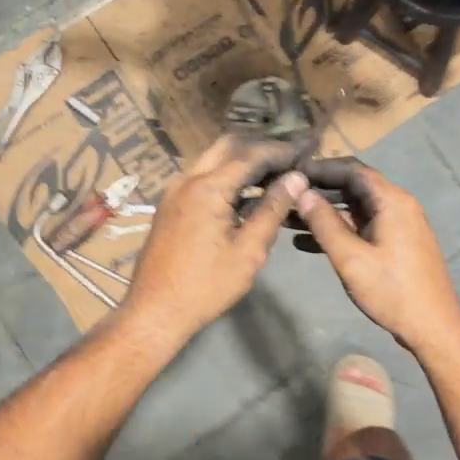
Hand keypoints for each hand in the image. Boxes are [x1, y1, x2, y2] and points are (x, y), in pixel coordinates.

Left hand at [120, 137, 307, 343]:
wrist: (155, 310)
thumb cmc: (206, 286)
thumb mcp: (249, 251)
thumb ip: (273, 210)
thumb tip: (296, 179)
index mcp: (207, 188)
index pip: (250, 156)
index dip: (280, 153)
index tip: (304, 155)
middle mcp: (187, 180)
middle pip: (227, 148)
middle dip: (259, 152)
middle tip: (287, 165)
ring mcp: (173, 191)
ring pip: (211, 161)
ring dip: (240, 164)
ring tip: (271, 180)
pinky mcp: (169, 205)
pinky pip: (200, 178)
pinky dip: (223, 178)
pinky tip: (243, 198)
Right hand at [293, 162, 459, 353]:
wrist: (433, 327)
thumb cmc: (391, 291)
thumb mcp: (351, 258)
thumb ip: (324, 223)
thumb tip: (302, 193)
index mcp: (391, 200)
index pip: (351, 169)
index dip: (319, 168)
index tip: (289, 174)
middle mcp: (398, 204)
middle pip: (353, 186)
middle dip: (318, 191)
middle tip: (284, 197)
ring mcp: (399, 224)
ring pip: (355, 208)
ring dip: (324, 213)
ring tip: (287, 220)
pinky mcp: (397, 243)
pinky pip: (363, 226)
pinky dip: (339, 230)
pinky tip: (307, 243)